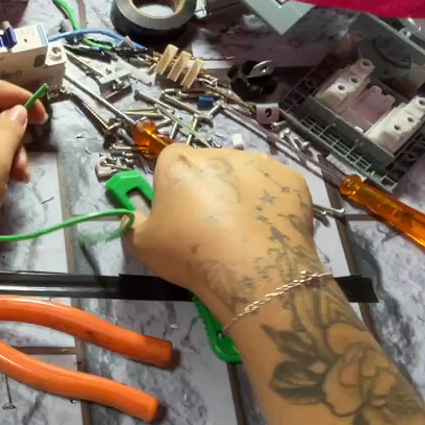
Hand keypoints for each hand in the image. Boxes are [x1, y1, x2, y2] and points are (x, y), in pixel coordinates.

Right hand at [130, 145, 321, 311]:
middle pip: (208, 165)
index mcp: (179, 163)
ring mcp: (260, 163)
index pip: (169, 160)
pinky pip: (273, 187)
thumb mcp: (143, 244)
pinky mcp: (291, 179)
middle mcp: (219, 153)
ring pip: (243, 174)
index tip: (175, 209)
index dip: (171, 184)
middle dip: (207, 187)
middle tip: (208, 224)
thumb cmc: (190, 253)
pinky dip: (269, 202)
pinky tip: (265, 230)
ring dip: (239, 192)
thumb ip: (134, 222)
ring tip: (240, 230)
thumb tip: (133, 215)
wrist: (253, 271)